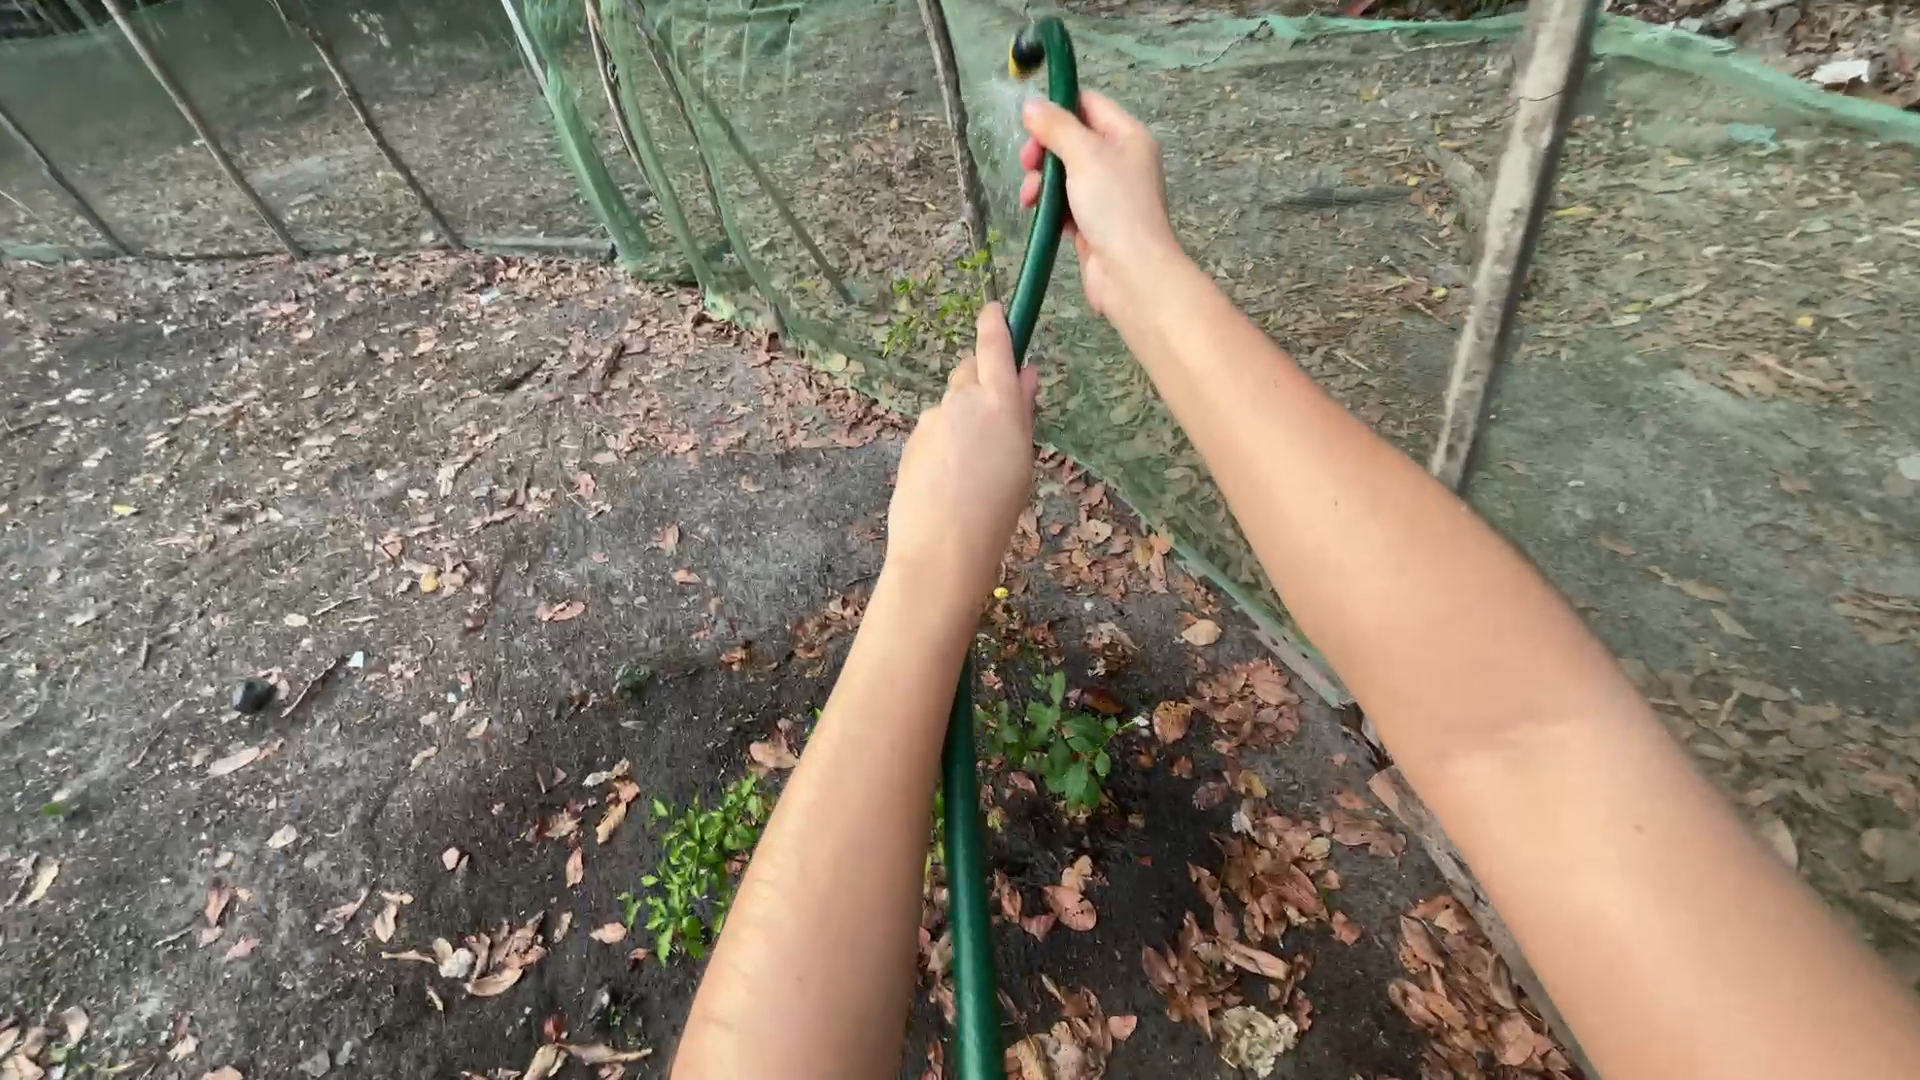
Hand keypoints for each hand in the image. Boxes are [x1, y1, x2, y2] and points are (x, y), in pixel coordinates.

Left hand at [884, 302, 1038, 603]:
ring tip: (972, 468)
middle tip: (994, 421)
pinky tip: (948, 479)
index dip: (994, 323)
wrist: (943, 545)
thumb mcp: (1022, 458)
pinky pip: (933, 432)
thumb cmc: (998, 508)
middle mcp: (961, 400)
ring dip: (960, 422)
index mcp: (998, 401)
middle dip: (979, 384)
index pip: (994, 346)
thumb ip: (1022, 411)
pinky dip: (943, 444)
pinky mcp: (911, 441)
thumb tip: (1026, 375)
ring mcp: (931, 420)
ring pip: (950, 407)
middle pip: (968, 373)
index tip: (993, 309)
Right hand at [1020, 90, 1181, 317]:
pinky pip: (1065, 206)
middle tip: (1027, 164)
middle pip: (1073, 141)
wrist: (1131, 273)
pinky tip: (1035, 213)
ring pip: (1065, 176)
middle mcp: (1120, 162)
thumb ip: (1057, 127)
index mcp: (1128, 136)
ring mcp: (1107, 196)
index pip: (1089, 105)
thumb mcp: (1085, 156)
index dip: (1058, 109)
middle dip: (1045, 151)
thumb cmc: (1115, 208)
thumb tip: (1032, 104)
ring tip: (1029, 198)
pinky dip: (1049, 207)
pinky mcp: (1093, 225)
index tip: (1030, 125)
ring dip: (1042, 182)